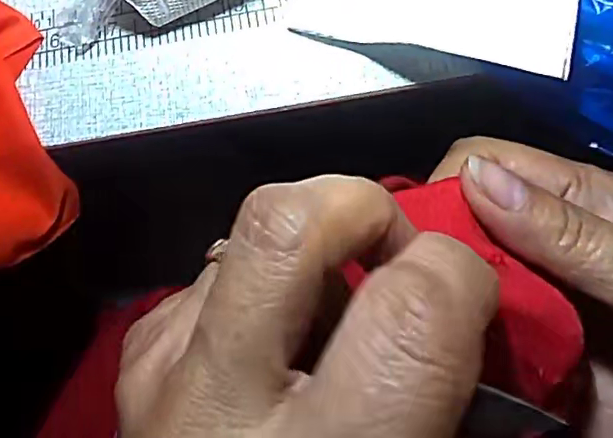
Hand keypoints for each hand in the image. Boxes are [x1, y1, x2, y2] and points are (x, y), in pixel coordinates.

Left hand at [118, 175, 499, 437]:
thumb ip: (452, 406)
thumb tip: (474, 311)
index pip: (408, 313)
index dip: (458, 273)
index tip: (469, 290)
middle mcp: (221, 404)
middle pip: (283, 222)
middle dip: (360, 205)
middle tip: (396, 251)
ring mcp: (164, 370)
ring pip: (249, 225)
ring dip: (315, 235)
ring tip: (343, 289)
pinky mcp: (138, 355)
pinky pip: (217, 270)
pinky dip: (267, 278)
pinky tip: (278, 334)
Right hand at [432, 139, 612, 437]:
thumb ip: (582, 240)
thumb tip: (473, 170)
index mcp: (600, 208)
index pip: (499, 166)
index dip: (454, 186)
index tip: (418, 233)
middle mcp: (569, 254)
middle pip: (480, 229)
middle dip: (443, 252)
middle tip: (408, 295)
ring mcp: (564, 324)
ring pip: (481, 296)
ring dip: (452, 312)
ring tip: (419, 339)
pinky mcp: (562, 390)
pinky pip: (501, 366)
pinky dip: (474, 369)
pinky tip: (450, 377)